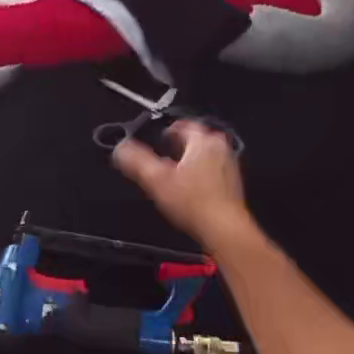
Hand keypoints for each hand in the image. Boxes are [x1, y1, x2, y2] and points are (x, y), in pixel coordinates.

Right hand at [111, 120, 252, 249]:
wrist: (223, 228)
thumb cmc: (193, 203)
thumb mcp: (156, 180)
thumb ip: (136, 162)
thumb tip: (120, 149)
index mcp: (203, 141)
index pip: (183, 126)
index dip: (168, 132)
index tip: (159, 140)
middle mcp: (220, 148)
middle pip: (196, 140)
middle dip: (180, 147)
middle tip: (166, 157)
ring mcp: (229, 165)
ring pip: (206, 156)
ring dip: (191, 161)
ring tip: (177, 174)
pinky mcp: (233, 183)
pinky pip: (214, 171)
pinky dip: (202, 175)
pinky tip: (192, 190)